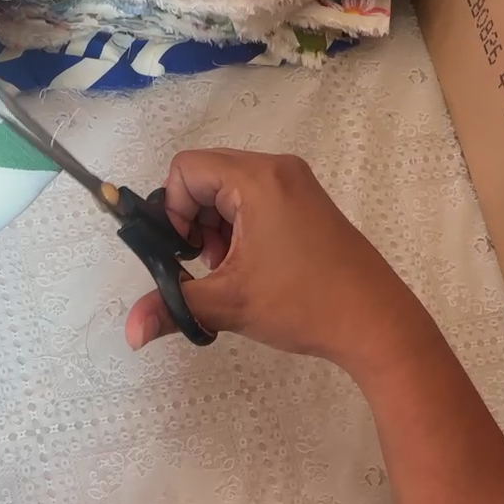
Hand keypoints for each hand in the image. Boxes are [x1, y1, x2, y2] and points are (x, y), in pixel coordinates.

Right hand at [124, 149, 435, 373]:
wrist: (374, 322)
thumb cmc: (304, 304)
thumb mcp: (228, 306)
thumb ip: (172, 309)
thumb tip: (129, 334)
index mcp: (257, 180)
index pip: (185, 169)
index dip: (173, 211)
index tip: (187, 254)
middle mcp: (277, 170)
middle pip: (206, 177)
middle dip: (195, 224)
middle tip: (210, 266)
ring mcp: (296, 186)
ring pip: (229, 193)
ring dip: (216, 231)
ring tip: (232, 272)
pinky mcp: (307, 206)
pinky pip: (255, 204)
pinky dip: (240, 233)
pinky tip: (253, 271)